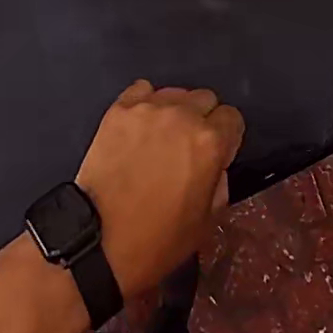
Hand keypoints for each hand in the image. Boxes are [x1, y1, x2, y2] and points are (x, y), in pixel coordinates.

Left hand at [73, 80, 244, 296]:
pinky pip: (141, 90)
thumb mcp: (208, 219)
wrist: (100, 241)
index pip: (232, 118)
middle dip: (203, 120)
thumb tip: (215, 161)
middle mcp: (182, 115)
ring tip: (159, 139)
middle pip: (204, 99)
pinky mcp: (119, 109)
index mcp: (210, 142)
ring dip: (174, 111)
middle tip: (187, 148)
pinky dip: (145, 103)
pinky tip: (139, 127)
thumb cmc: (160, 238)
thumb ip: (220, 179)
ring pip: (174, 93)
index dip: (227, 137)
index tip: (216, 154)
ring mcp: (148, 108)